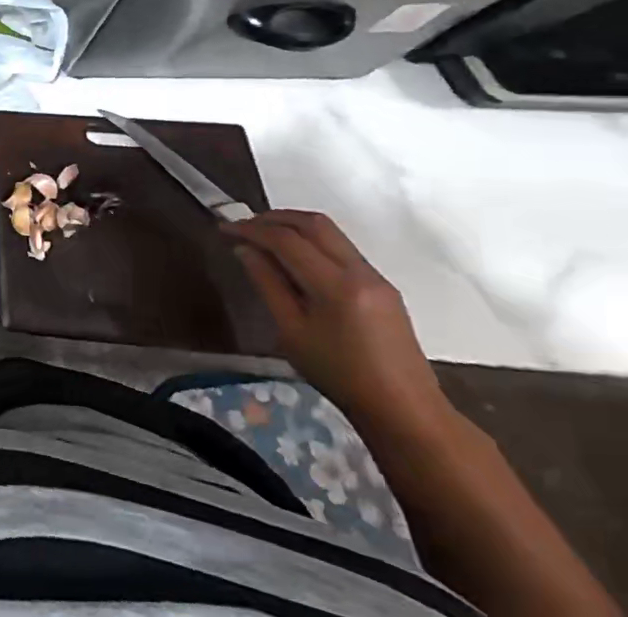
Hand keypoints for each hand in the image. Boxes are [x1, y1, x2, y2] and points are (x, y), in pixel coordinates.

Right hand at [223, 210, 448, 430]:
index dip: (251, 229)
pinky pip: (341, 248)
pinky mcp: (381, 285)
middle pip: (314, 223)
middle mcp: (360, 271)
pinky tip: (292, 259)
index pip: (287, 240)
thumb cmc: (339, 375)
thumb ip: (267, 284)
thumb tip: (245, 250)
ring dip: (293, 226)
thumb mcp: (291, 332)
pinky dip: (311, 242)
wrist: (403, 408)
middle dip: (274, 218)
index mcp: (336, 285)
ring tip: (263, 238)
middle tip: (243, 225)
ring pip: (330, 232)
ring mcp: (375, 276)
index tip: (224, 228)